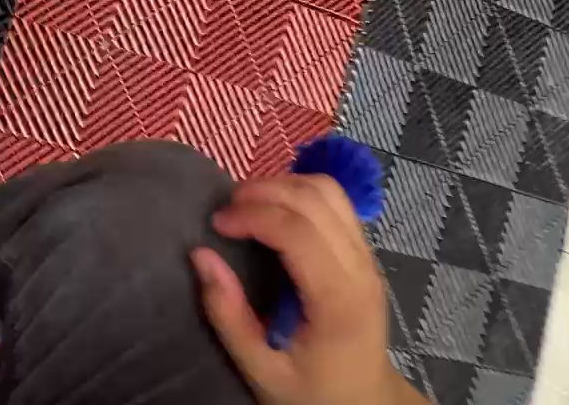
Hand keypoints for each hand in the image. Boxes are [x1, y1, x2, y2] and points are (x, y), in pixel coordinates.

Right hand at [191, 175, 423, 404]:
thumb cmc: (312, 392)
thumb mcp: (261, 371)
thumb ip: (228, 315)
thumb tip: (200, 254)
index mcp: (339, 302)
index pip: (298, 232)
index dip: (252, 216)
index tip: (217, 224)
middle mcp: (361, 270)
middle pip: (313, 200)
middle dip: (262, 191)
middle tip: (227, 209)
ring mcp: (368, 257)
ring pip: (327, 190)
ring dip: (281, 185)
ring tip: (248, 205)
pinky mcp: (364, 251)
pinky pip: (334, 200)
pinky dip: (298, 190)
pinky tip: (274, 208)